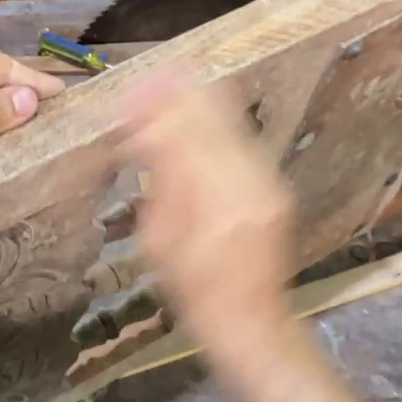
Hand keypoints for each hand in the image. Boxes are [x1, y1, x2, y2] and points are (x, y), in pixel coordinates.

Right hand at [122, 73, 296, 348]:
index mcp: (213, 201)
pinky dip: (211, 122)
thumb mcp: (157, 241)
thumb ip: (157, 182)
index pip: (182, 133)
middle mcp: (247, 181)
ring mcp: (267, 179)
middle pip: (211, 116)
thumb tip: (140, 135)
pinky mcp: (273, 182)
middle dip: (175, 93)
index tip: (127, 93)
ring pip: (230, 120)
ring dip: (194, 101)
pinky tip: (191, 114)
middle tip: (145, 80)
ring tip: (163, 88)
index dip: (153, 107)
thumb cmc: (192, 291)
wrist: (251, 321)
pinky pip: (240, 136)